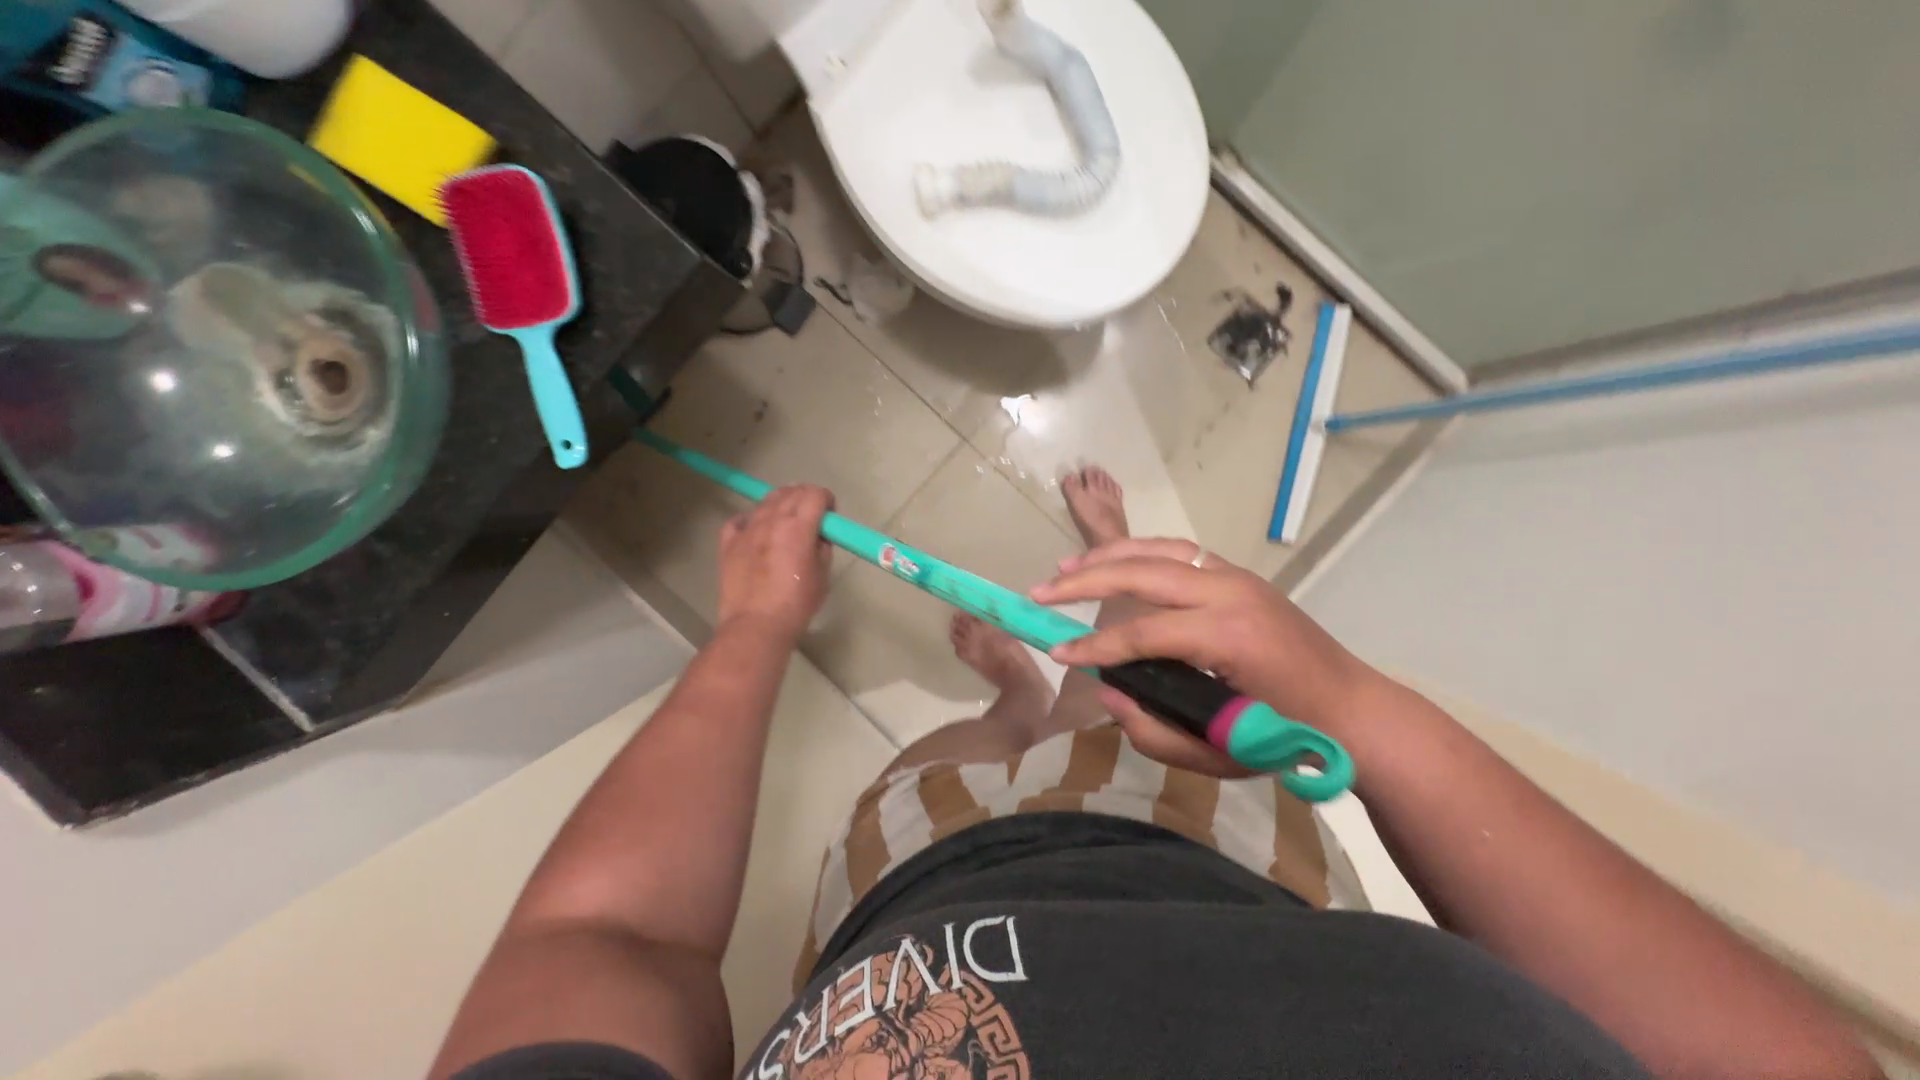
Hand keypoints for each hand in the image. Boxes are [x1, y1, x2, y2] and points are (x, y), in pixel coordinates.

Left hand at [716, 485, 834, 642]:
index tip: (829, 516)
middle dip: (805, 498)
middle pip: (791, 492)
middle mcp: (772, 520)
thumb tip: (818, 537)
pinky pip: (740, 520)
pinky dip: (751, 520)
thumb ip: (822, 548)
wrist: (757, 625)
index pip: (815, 494)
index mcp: (798, 526)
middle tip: (811, 517)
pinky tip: (756, 533)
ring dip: (780, 505)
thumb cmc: (796, 603)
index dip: (825, 501)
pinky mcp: (728, 542)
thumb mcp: (823, 575)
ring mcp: (747, 529)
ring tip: (785, 523)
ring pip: (766, 501)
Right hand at [1030, 539, 1392, 776]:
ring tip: (1065, 566)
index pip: (1143, 632)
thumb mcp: (1220, 754)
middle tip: (1040, 592)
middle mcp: (1232, 593)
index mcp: (1229, 636)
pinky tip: (1115, 562)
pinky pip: (1180, 553)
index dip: (1094, 645)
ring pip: (1160, 550)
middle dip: (1086, 581)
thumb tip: (1105, 691)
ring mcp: (1239, 577)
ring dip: (1109, 555)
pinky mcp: (1240, 576)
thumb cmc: (1288, 739)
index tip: (1055, 653)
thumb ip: (1154, 731)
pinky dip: (1141, 553)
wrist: (1352, 709)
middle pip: (1143, 572)